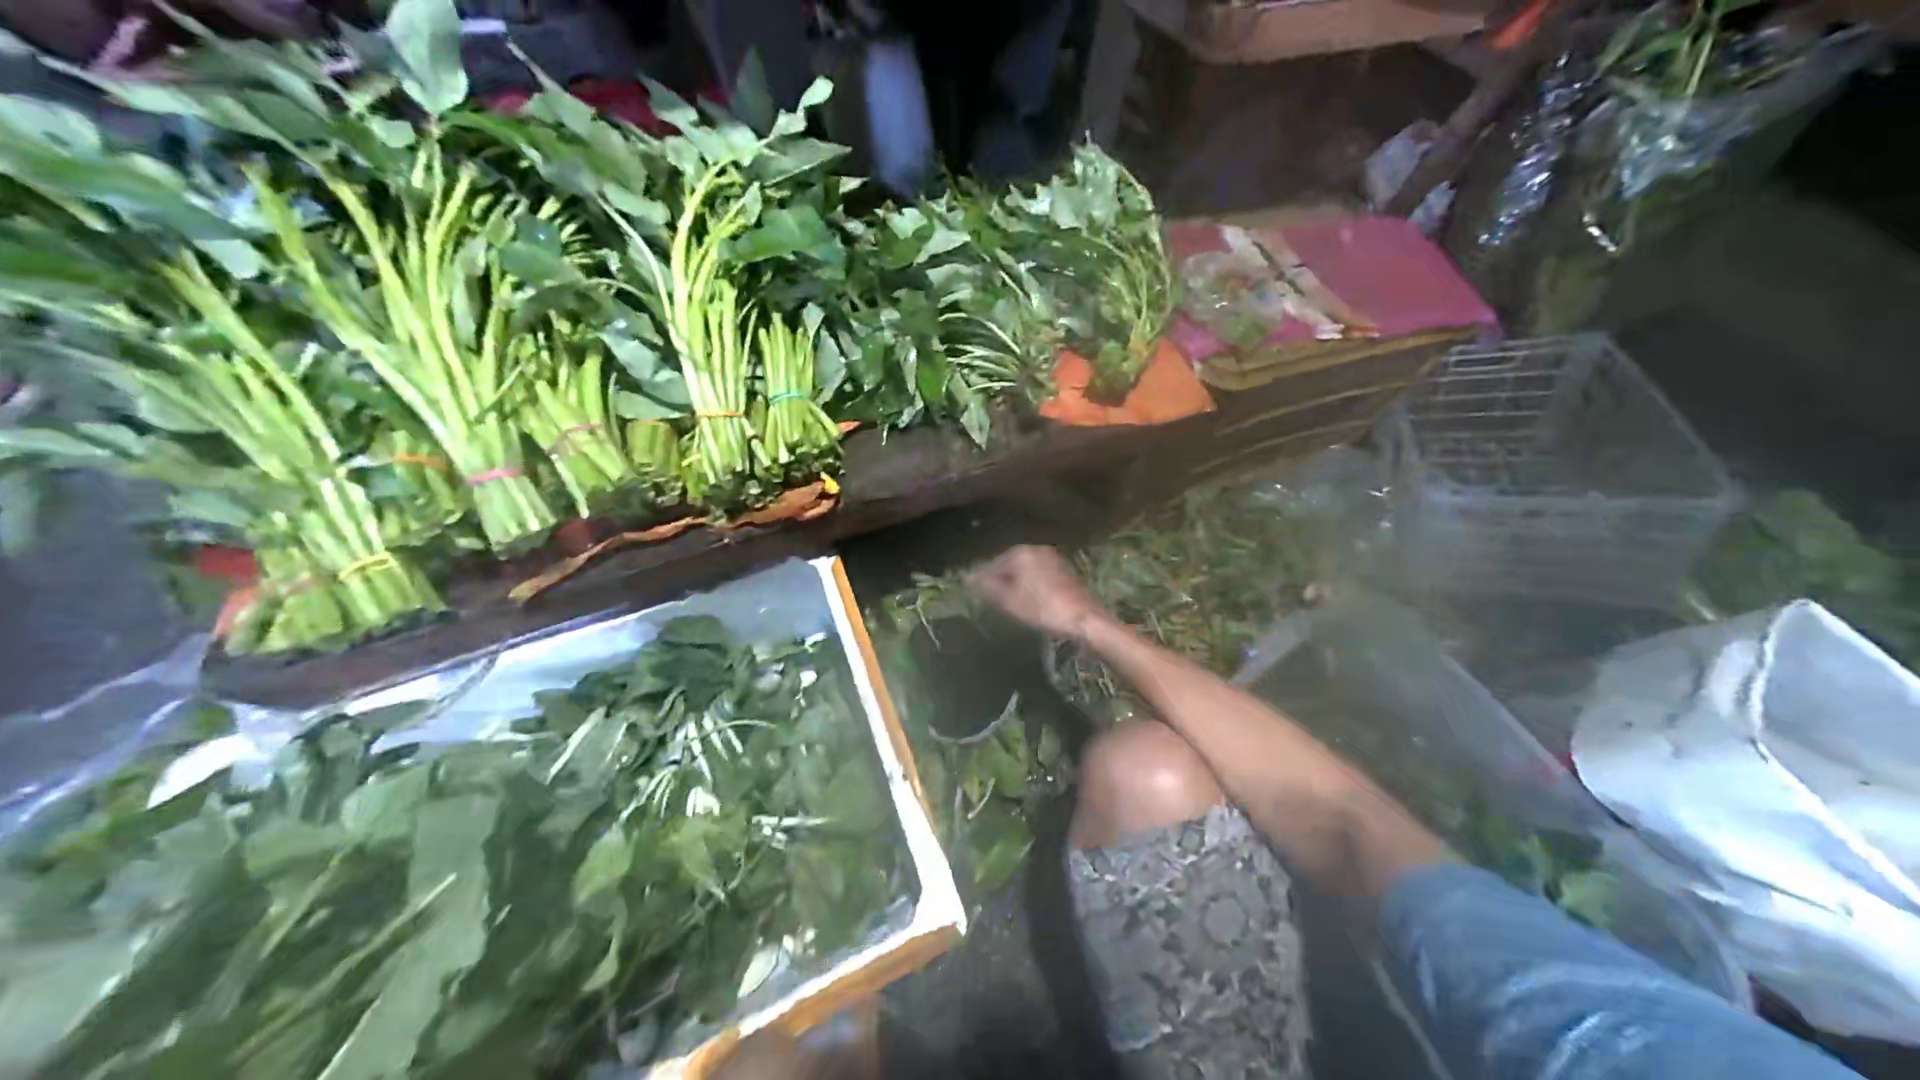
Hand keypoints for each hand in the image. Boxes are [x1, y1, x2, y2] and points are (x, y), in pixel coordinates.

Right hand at [968, 545, 1110, 639]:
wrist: (1082, 619)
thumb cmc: (1042, 609)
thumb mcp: (1009, 601)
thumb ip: (987, 587)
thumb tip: (968, 578)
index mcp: (1020, 553)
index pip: (992, 565)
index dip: (983, 582)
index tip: (978, 596)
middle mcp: (1036, 550)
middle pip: (1009, 566)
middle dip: (1001, 582)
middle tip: (994, 602)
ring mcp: (1052, 558)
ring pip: (1025, 571)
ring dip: (1016, 584)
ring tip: (1011, 604)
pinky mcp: (1063, 570)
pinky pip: (1038, 575)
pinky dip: (1030, 585)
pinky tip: (1030, 602)